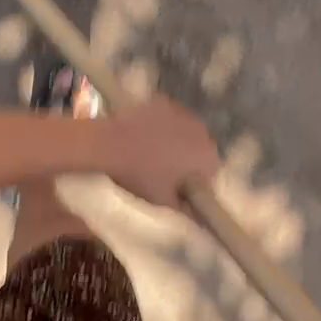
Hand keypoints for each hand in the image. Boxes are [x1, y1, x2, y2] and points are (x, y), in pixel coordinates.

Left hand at [99, 96, 220, 210]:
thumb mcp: (163, 202)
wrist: (109, 143)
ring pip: (184, 134)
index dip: (195, 186)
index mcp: (207, 155)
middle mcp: (202, 130)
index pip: (211, 176)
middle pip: (199, 151)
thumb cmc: (139, 176)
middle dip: (186, 163)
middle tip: (162, 175)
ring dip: (174, 143)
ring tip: (149, 155)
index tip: (177, 192)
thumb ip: (185, 212)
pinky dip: (159, 127)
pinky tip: (141, 137)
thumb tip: (197, 219)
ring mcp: (182, 112)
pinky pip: (167, 119)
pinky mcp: (162, 101)